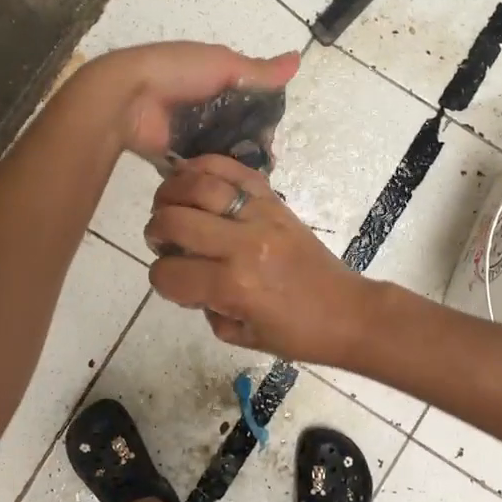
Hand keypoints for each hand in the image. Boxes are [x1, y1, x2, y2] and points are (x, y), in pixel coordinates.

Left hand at [65, 42, 298, 160]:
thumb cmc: (177, 71)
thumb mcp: (223, 64)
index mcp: (214, 79)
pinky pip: (198, 166)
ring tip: (251, 180)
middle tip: (265, 164)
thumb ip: (260, 71)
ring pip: (219, 150)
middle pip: (235, 129)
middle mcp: (203, 106)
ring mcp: (187, 131)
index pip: (249, 102)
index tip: (274, 140)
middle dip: (250, 144)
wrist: (129, 96)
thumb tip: (298, 58)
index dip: (264, 119)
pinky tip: (228, 186)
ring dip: (233, 161)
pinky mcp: (173, 153)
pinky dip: (211, 173)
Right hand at [144, 154, 375, 365]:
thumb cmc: (294, 334)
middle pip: (173, 220)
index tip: (172, 281)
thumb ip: (203, 304)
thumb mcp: (238, 334)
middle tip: (162, 239)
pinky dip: (203, 166)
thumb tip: (183, 270)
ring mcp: (260, 215)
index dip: (161, 279)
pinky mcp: (273, 198)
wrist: (346, 311)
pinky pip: (231, 169)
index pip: (167, 273)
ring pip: (197, 184)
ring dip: (171, 193)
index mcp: (232, 287)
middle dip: (156, 231)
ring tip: (170, 205)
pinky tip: (191, 178)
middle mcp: (242, 245)